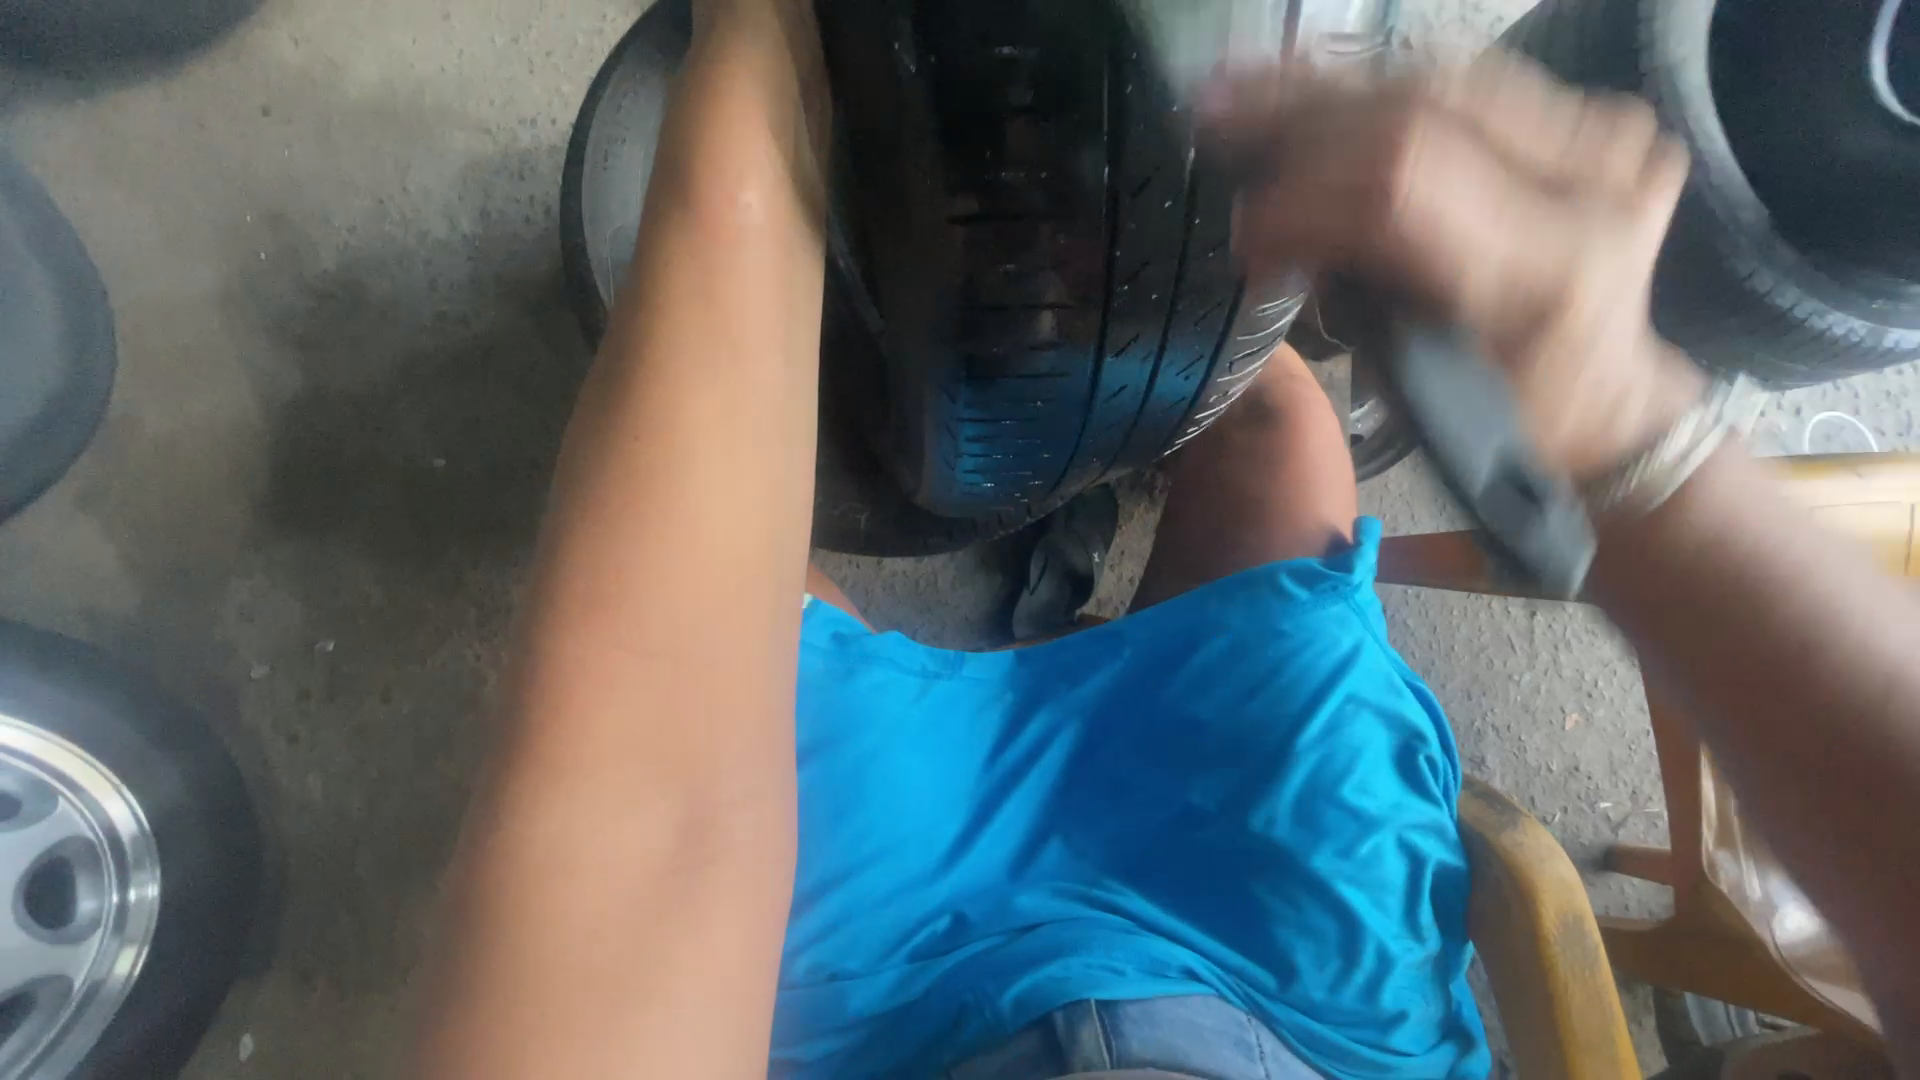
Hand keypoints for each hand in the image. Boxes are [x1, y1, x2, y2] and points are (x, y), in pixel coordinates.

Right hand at [1202, 55, 1706, 481]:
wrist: (1601, 394)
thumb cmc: (1500, 414)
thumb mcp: (1413, 375)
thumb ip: (1348, 293)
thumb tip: (1267, 235)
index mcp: (1547, 267)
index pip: (1400, 192)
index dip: (1302, 199)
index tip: (1240, 231)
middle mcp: (1592, 180)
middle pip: (1416, 115)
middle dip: (1298, 121)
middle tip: (1212, 122)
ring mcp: (1602, 135)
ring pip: (1435, 81)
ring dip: (1323, 86)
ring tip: (1235, 87)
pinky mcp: (1587, 118)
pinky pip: (1458, 83)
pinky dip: (1371, 85)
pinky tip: (1301, 80)